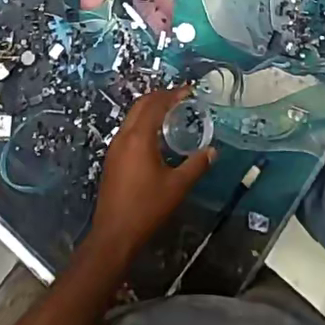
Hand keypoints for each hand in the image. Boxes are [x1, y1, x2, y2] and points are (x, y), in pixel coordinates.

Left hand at [88, 87, 214, 259]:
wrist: (114, 233)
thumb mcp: (177, 187)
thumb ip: (196, 166)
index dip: (172, 95)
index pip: (155, 105)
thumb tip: (212, 151)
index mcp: (139, 137)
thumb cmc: (147, 208)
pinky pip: (128, 129)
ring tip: (171, 112)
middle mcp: (124, 136)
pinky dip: (142, 122)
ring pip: (132, 117)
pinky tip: (155, 135)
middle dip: (160, 97)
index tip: (188, 91)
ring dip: (150, 109)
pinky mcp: (112, 158)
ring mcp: (115, 147)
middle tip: (180, 97)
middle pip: (140, 106)